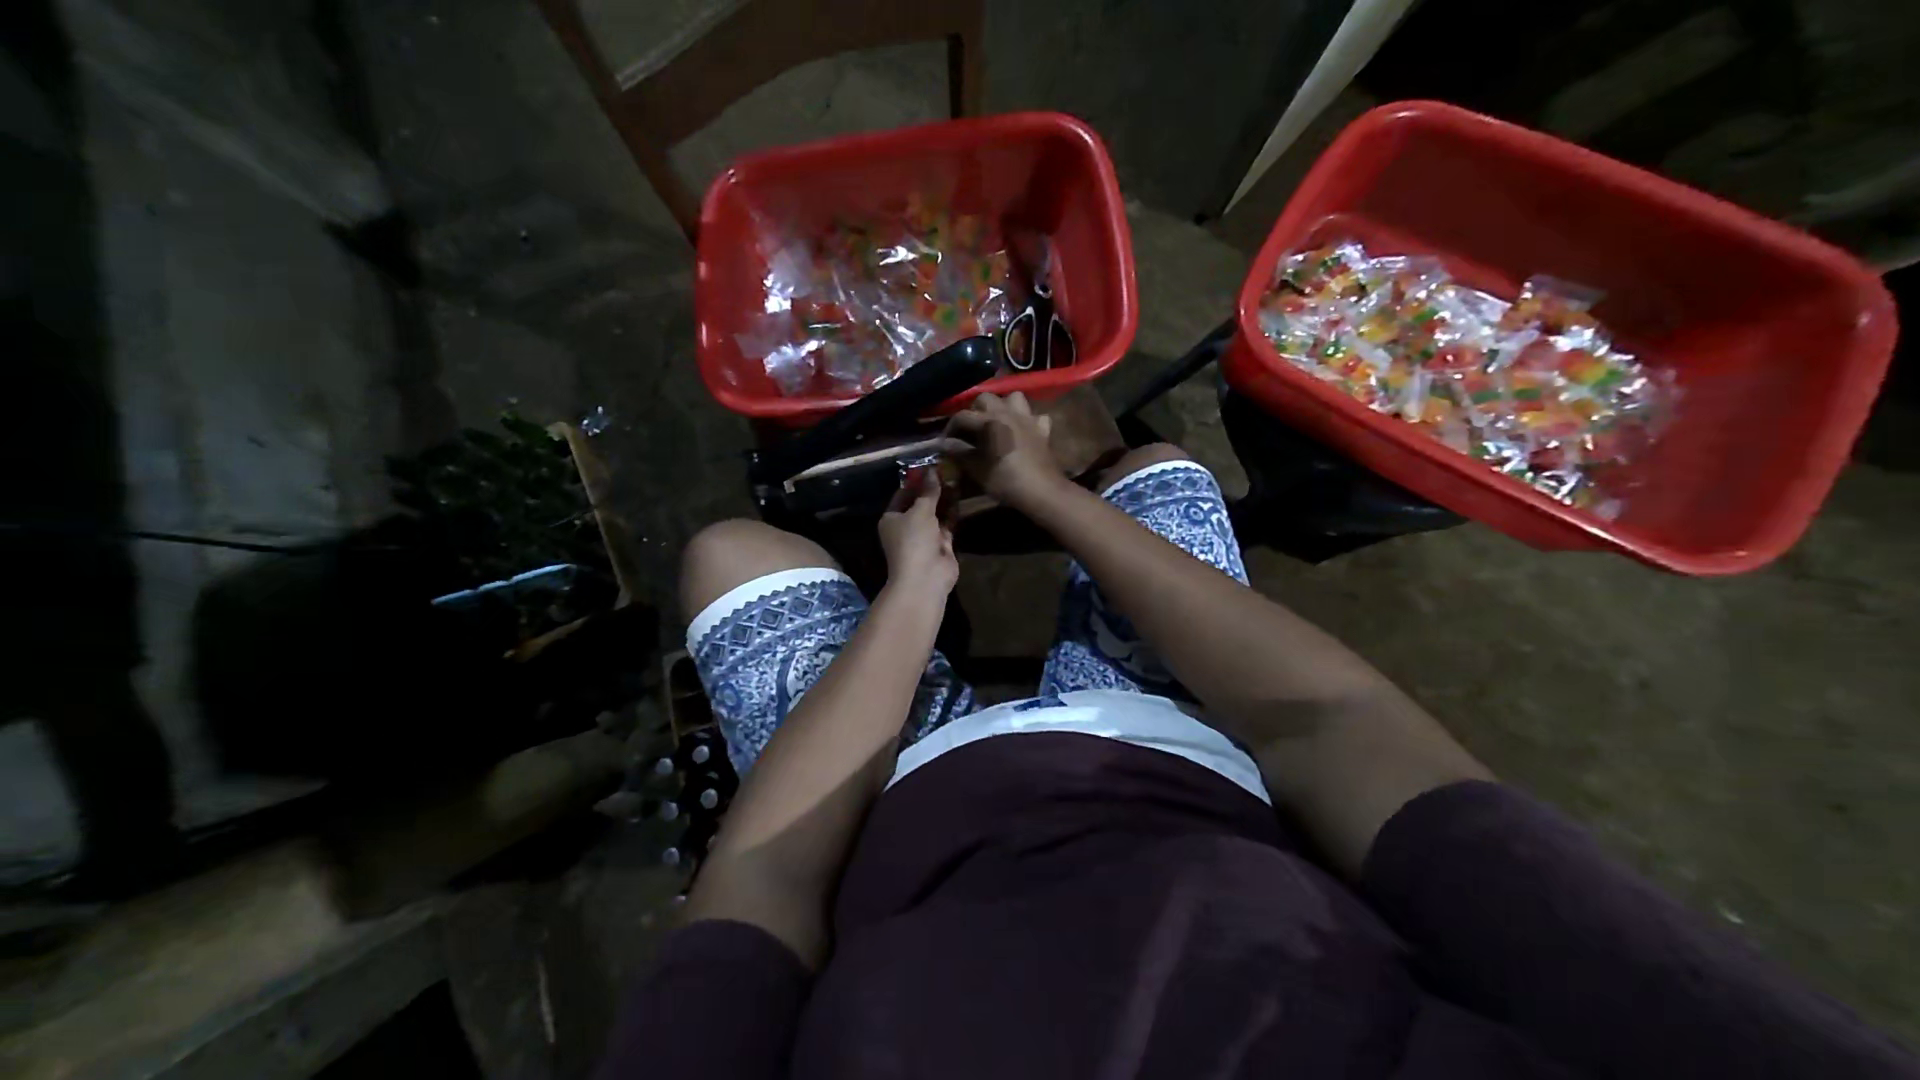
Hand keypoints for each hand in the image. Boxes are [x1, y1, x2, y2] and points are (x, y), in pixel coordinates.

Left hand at [878, 470, 958, 600]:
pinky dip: (952, 512)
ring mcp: (924, 536)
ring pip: (935, 513)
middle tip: (947, 469)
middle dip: (932, 488)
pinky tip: (961, 496)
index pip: (902, 494)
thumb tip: (932, 471)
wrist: (925, 578)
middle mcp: (906, 526)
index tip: (931, 465)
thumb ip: (928, 492)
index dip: (916, 480)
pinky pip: (946, 523)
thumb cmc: (914, 540)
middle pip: (920, 503)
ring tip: (956, 477)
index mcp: (892, 518)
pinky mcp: (941, 544)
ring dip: (944, 498)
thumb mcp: (920, 511)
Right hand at [945, 392, 1063, 509]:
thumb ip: (959, 452)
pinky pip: (1035, 417)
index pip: (962, 416)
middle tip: (970, 430)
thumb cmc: (1005, 480)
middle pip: (986, 399)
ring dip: (1003, 406)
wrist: (1041, 491)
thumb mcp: (977, 469)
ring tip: (997, 423)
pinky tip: (1023, 432)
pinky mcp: (1042, 430)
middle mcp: (1008, 413)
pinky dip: (1028, 421)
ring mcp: (1028, 419)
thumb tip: (943, 444)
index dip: (950, 428)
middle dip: (974, 411)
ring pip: (1014, 398)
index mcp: (990, 420)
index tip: (945, 442)